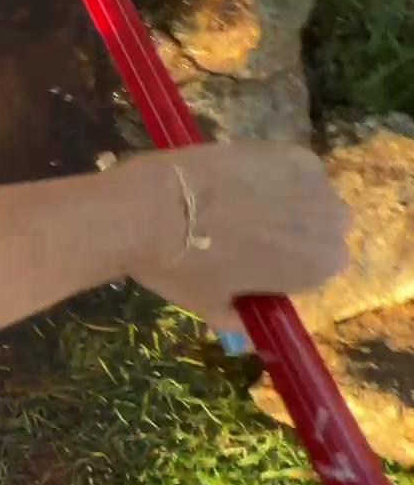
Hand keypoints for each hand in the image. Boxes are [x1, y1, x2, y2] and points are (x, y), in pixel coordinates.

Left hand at [122, 142, 348, 332]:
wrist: (149, 212)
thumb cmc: (177, 265)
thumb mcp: (202, 303)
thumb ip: (232, 318)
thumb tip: (242, 329)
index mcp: (320, 266)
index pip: (307, 270)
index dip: (271, 268)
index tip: (236, 266)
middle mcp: (334, 225)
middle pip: (311, 231)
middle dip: (278, 234)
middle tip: (225, 235)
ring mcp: (318, 186)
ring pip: (301, 198)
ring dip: (273, 202)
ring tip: (220, 206)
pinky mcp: (294, 155)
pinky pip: (285, 168)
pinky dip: (261, 174)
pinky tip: (225, 181)